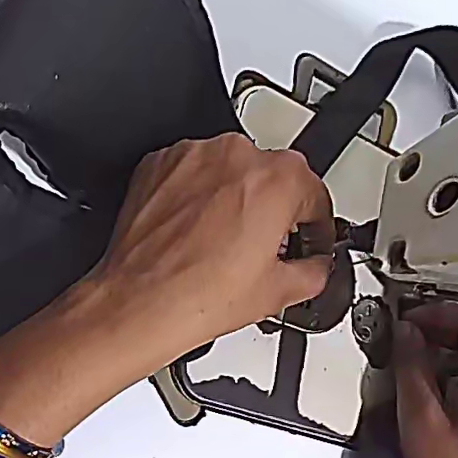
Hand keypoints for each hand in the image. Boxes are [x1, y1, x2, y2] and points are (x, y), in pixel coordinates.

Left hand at [79, 132, 333, 378]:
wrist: (140, 302)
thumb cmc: (198, 295)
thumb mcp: (280, 292)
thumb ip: (316, 270)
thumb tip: (317, 265)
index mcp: (277, 178)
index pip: (315, 194)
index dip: (316, 226)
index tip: (310, 240)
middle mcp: (235, 155)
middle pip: (270, 178)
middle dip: (272, 211)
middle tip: (260, 249)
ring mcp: (193, 156)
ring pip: (228, 173)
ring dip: (231, 200)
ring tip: (219, 245)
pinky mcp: (159, 164)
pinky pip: (191, 174)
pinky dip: (195, 196)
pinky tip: (193, 234)